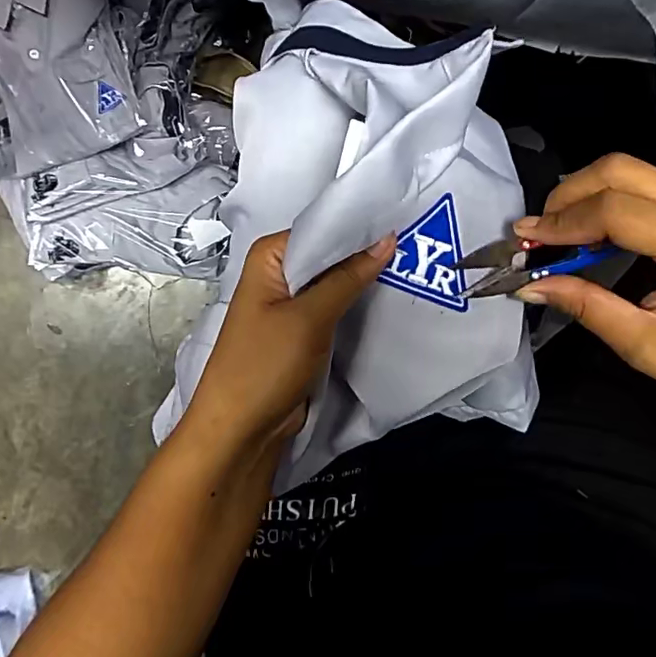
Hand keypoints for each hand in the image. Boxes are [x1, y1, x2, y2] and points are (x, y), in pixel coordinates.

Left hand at [183, 231, 395, 449]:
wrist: (240, 432)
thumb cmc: (263, 366)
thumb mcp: (309, 318)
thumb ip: (348, 278)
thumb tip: (386, 239)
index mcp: (269, 256)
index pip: (321, 229)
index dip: (359, 228)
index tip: (402, 224)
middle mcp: (277, 272)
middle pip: (329, 255)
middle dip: (365, 254)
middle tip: (414, 247)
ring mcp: (289, 303)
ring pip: (333, 283)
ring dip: (363, 282)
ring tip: (411, 269)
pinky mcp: (301, 330)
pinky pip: (333, 308)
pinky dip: (355, 306)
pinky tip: (387, 300)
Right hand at [514, 154, 655, 419]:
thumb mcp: (647, 346)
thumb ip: (586, 307)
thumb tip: (529, 285)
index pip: (619, 211)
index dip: (565, 221)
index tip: (527, 241)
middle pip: (622, 171)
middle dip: (569, 195)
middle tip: (539, 231)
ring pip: (630, 171)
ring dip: (584, 193)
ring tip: (557, 231)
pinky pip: (643, 185)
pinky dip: (604, 199)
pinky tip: (588, 230)